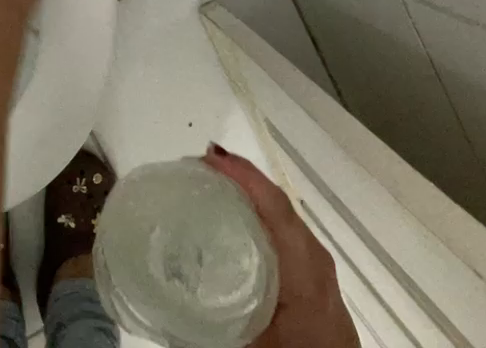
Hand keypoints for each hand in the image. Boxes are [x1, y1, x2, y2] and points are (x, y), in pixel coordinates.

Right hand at [204, 145, 359, 347]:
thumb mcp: (250, 345)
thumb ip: (209, 326)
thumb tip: (167, 297)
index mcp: (304, 270)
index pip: (276, 207)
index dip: (243, 176)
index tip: (207, 157)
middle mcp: (315, 259)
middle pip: (277, 203)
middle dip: (239, 177)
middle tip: (196, 168)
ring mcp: (318, 267)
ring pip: (282, 216)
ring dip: (248, 195)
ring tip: (209, 186)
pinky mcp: (316, 278)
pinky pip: (285, 232)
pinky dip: (259, 216)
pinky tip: (236, 223)